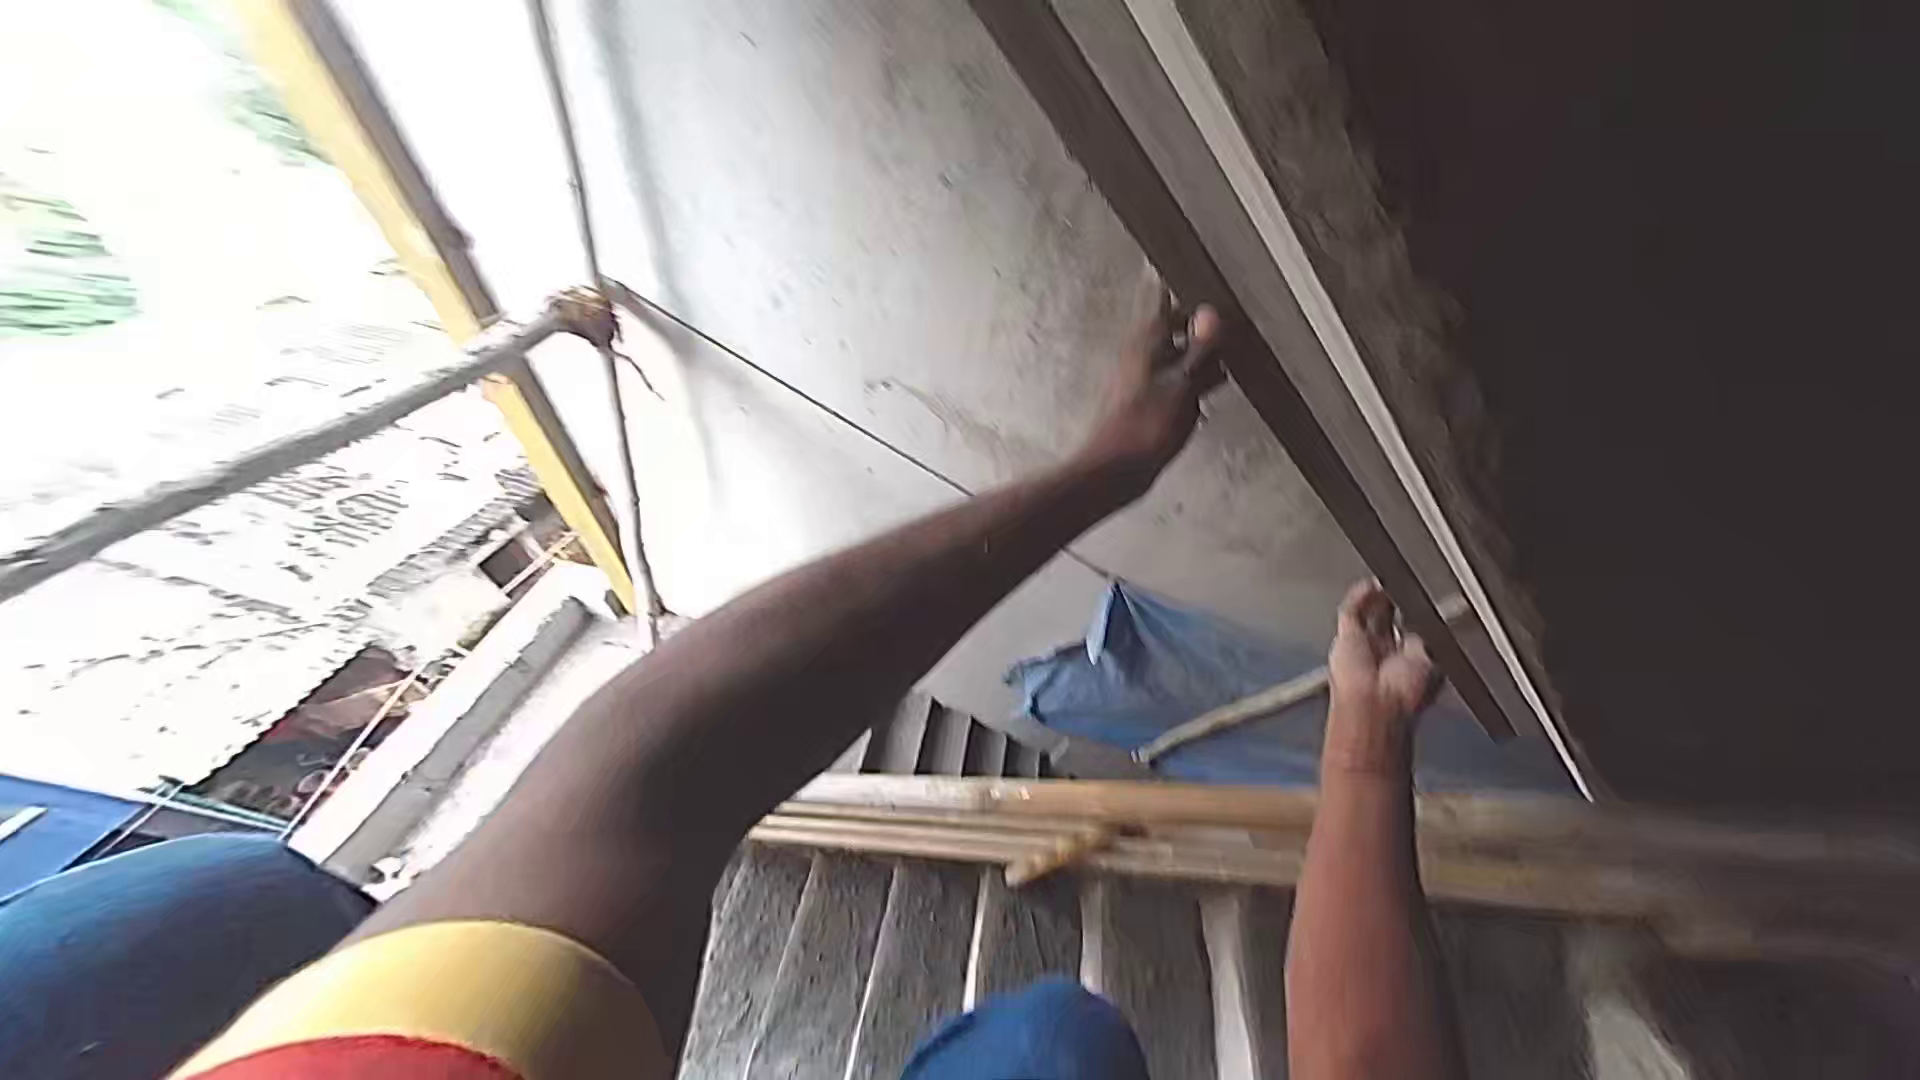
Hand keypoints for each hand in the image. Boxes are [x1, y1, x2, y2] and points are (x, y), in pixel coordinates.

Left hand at [1075, 279, 1223, 489]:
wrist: (1114, 470)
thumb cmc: (1145, 427)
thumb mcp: (1183, 385)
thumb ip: (1200, 348)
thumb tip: (1211, 311)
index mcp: (1146, 338)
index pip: (1161, 289)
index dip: (1178, 271)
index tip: (1201, 255)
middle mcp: (1141, 351)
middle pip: (1174, 320)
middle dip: (1202, 317)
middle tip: (1233, 314)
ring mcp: (1143, 375)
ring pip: (1177, 349)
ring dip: (1202, 350)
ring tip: (1232, 351)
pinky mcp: (1147, 399)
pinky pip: (1175, 376)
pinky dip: (1194, 377)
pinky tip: (1212, 388)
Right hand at [1325, 581, 1439, 772]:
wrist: (1375, 702)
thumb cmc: (1406, 694)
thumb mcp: (1435, 663)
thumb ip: (1432, 639)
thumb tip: (1437, 620)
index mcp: (1408, 663)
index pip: (1412, 632)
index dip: (1416, 616)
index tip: (1424, 600)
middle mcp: (1385, 653)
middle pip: (1388, 620)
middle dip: (1395, 603)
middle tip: (1403, 586)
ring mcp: (1363, 644)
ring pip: (1367, 614)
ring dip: (1376, 597)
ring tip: (1386, 581)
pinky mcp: (1346, 637)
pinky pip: (1351, 611)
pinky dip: (1359, 597)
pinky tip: (1370, 585)